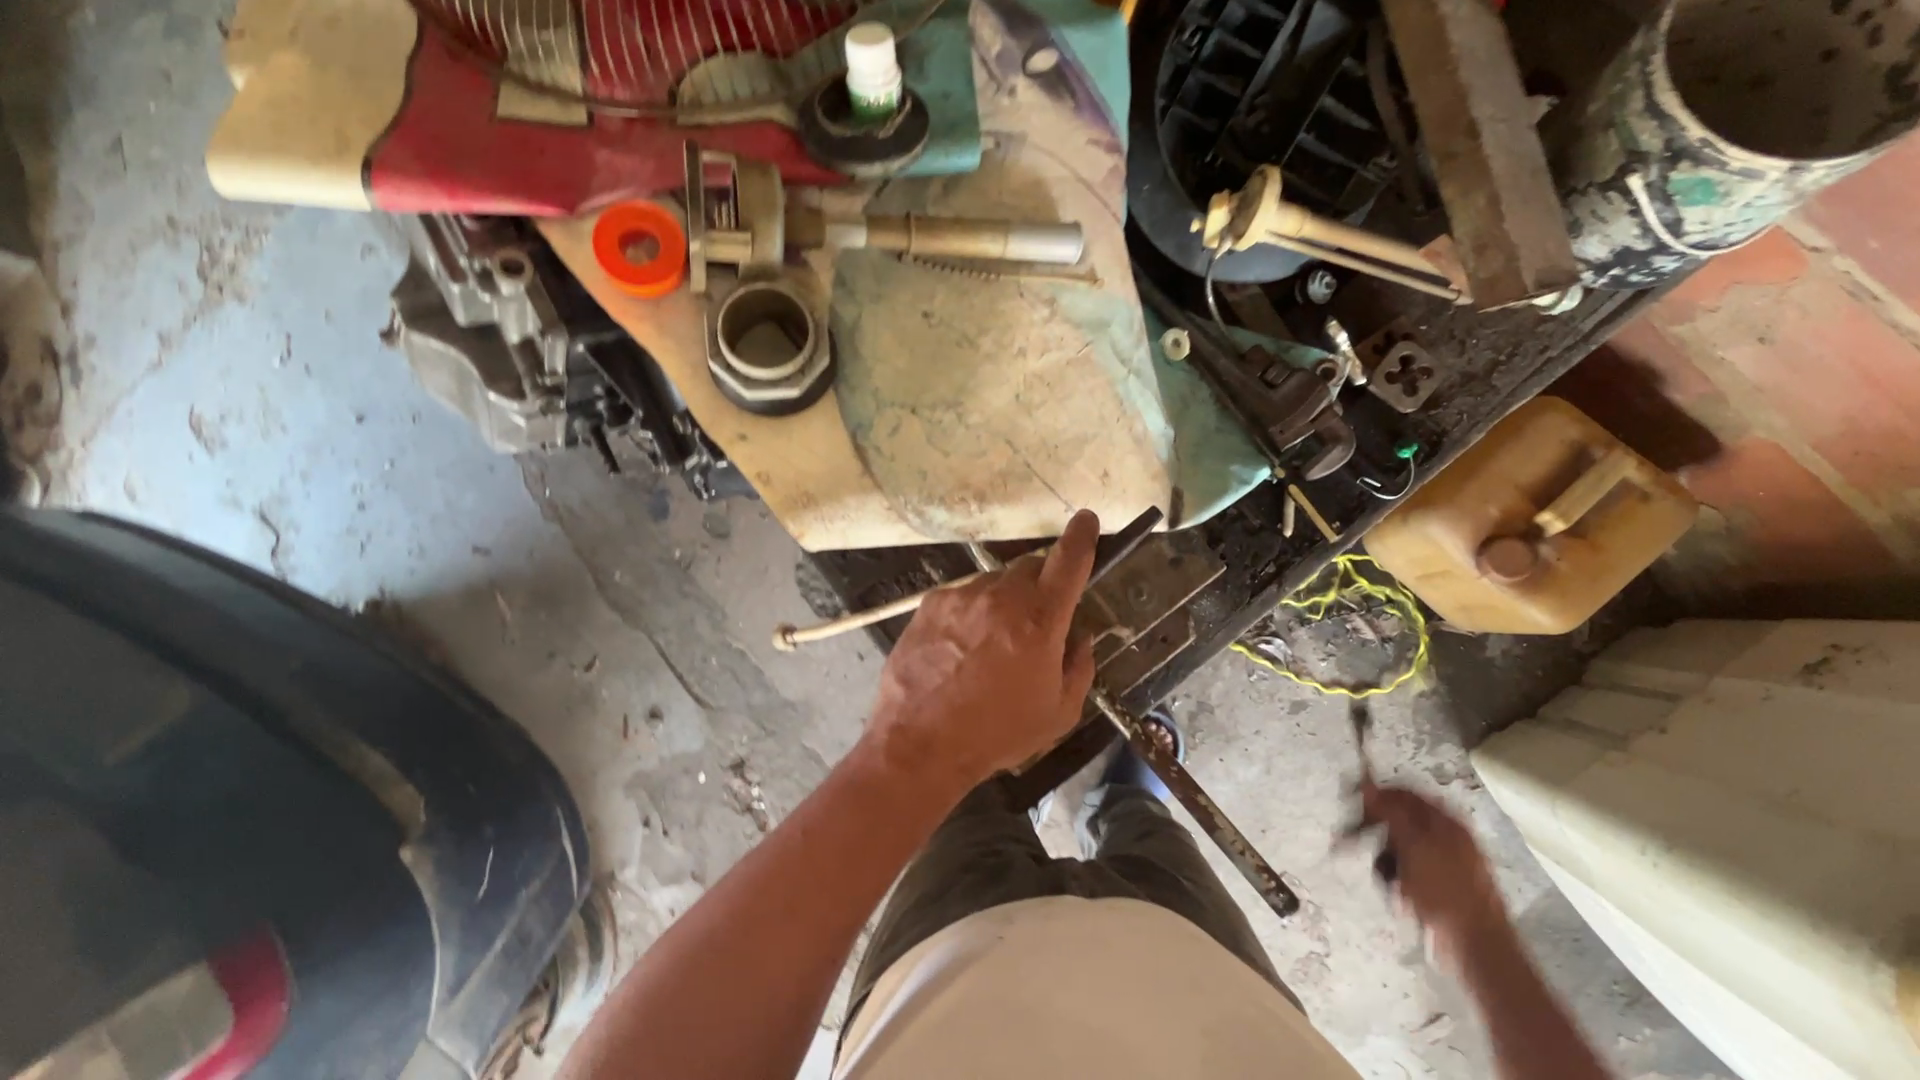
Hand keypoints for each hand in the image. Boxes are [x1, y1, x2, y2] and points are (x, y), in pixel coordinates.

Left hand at [865, 510, 1101, 793]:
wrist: (920, 744)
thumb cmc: (997, 734)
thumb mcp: (1059, 712)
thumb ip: (1079, 666)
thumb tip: (1079, 636)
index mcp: (1040, 620)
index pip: (1069, 560)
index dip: (1083, 536)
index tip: (1087, 520)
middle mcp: (1001, 597)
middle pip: (1030, 566)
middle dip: (1040, 584)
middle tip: (1036, 621)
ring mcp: (961, 597)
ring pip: (994, 583)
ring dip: (1003, 602)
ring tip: (991, 646)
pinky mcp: (929, 605)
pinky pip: (962, 597)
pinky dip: (971, 613)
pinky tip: (961, 649)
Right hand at [1360, 783, 1510, 965]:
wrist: (1478, 943)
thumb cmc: (1445, 891)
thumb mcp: (1414, 846)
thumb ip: (1390, 813)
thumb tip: (1368, 786)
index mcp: (1446, 821)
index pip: (1403, 794)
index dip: (1376, 798)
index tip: (1352, 809)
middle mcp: (1446, 837)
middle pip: (1399, 821)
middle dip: (1376, 835)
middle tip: (1351, 844)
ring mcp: (1444, 862)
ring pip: (1400, 850)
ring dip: (1386, 863)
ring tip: (1388, 882)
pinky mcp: (1440, 886)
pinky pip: (1408, 873)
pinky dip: (1398, 881)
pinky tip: (1401, 895)